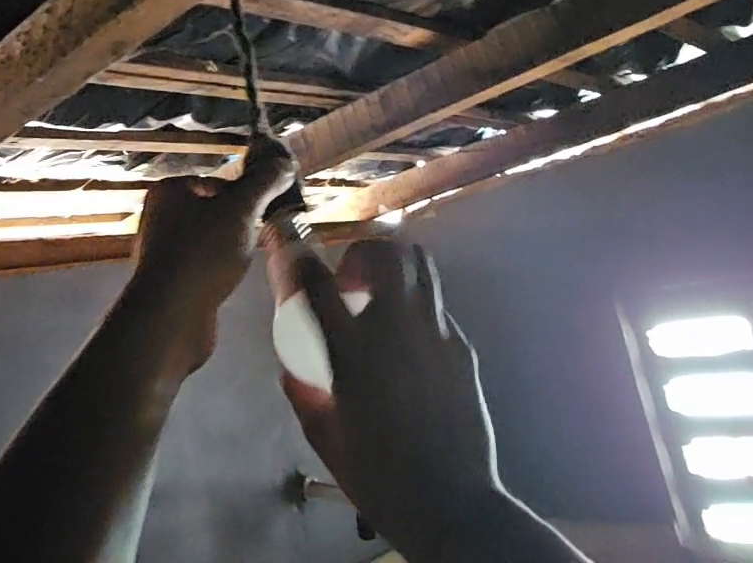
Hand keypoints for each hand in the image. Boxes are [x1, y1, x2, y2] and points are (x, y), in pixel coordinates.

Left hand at [127, 144, 297, 364]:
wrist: (170, 318)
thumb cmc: (203, 254)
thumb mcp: (241, 211)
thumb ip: (264, 184)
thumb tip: (284, 162)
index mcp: (168, 191)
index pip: (216, 181)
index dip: (243, 195)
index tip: (262, 210)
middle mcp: (159, 217)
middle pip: (213, 211)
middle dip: (238, 224)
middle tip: (255, 235)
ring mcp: (161, 251)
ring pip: (208, 240)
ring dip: (229, 249)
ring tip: (242, 260)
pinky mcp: (168, 282)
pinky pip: (201, 267)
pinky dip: (217, 271)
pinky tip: (227, 282)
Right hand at [286, 240, 510, 559]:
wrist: (451, 503)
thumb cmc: (379, 475)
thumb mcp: (324, 437)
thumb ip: (304, 394)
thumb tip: (291, 370)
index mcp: (351, 350)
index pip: (316, 283)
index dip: (297, 256)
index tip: (291, 249)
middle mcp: (394, 327)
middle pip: (382, 252)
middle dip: (361, 250)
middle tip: (350, 278)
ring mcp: (434, 331)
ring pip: (420, 263)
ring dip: (396, 265)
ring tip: (383, 293)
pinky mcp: (461, 345)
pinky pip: (437, 306)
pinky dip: (418, 307)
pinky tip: (412, 341)